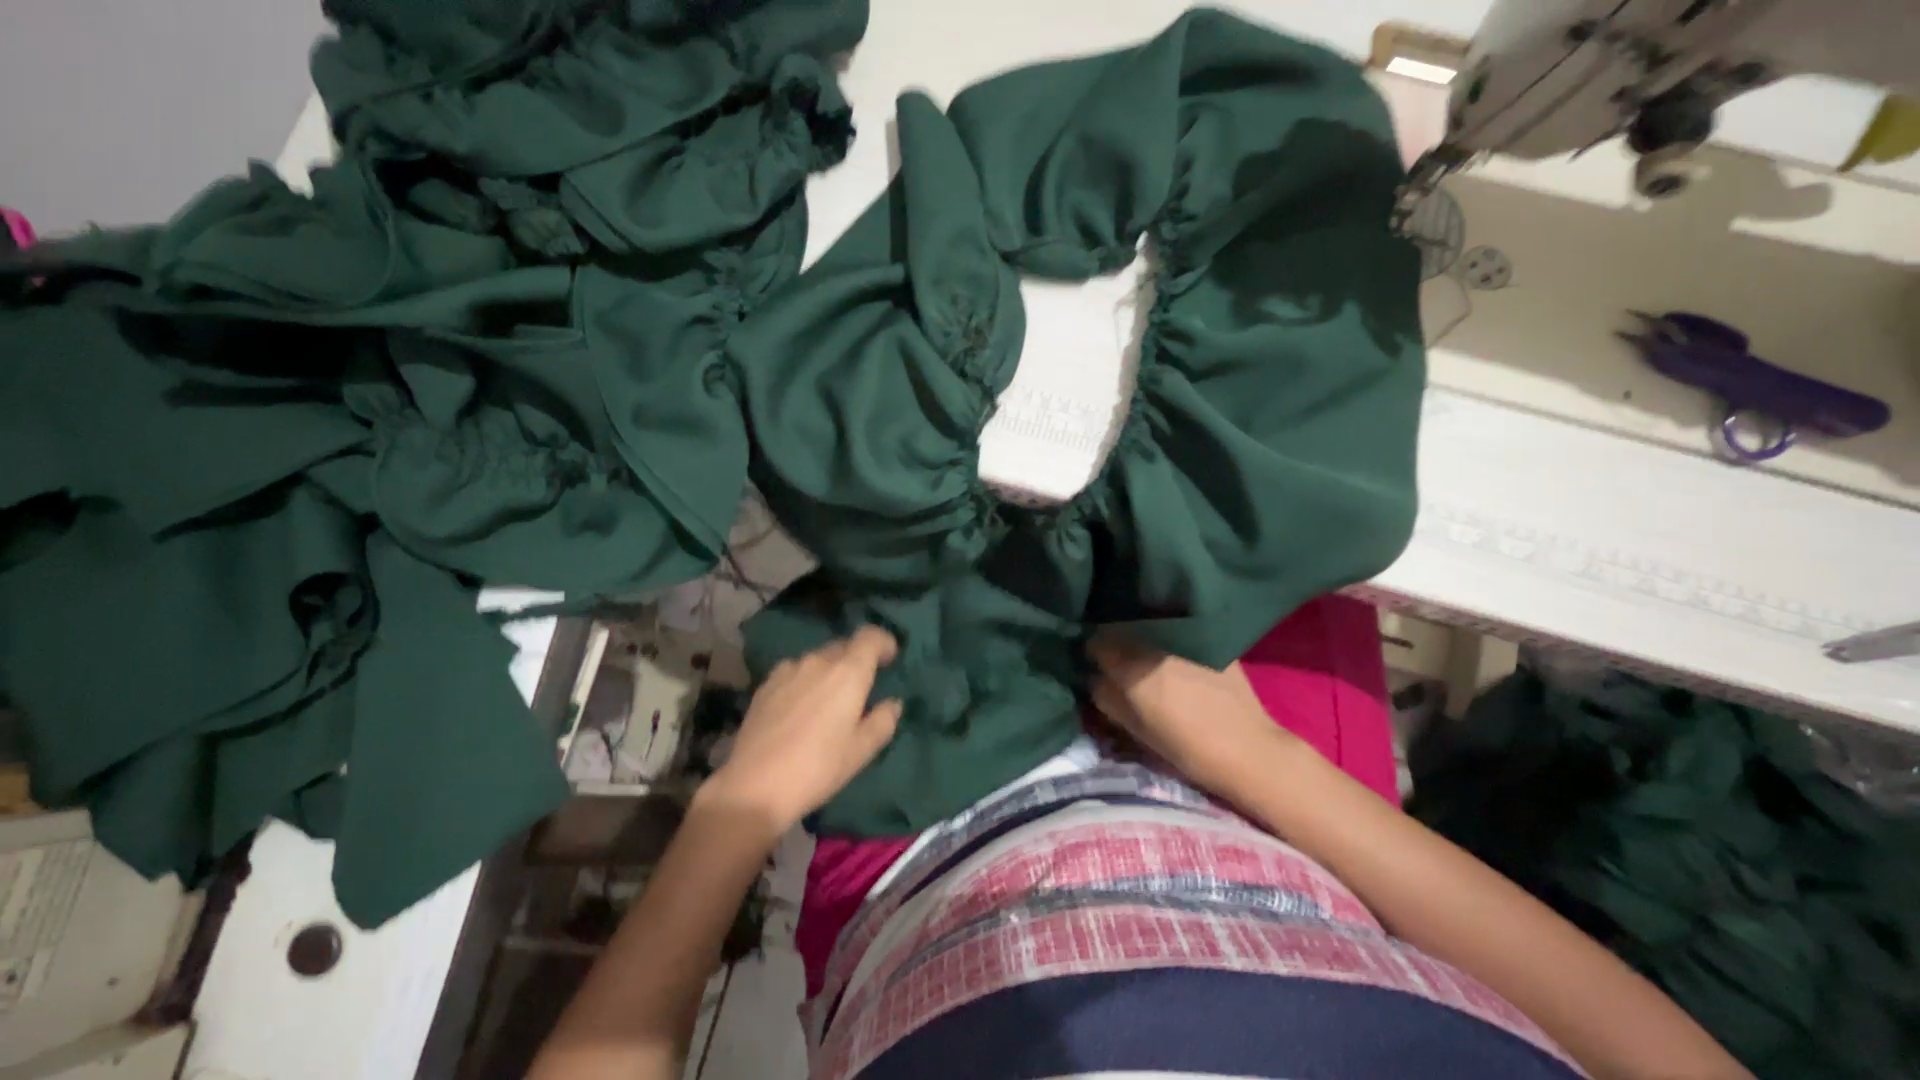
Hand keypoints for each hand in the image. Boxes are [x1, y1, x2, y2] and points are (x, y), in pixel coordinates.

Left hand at [703, 626, 902, 829]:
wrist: (755, 785)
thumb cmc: (818, 768)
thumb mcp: (861, 751)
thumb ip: (883, 721)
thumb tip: (891, 703)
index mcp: (847, 673)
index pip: (870, 636)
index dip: (884, 642)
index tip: (890, 660)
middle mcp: (817, 661)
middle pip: (844, 646)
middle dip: (858, 660)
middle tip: (862, 689)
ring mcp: (787, 671)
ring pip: (817, 659)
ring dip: (830, 671)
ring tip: (829, 701)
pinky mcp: (765, 685)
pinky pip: (795, 672)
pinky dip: (806, 681)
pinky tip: (801, 708)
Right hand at [1087, 637, 1303, 801]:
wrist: (1250, 752)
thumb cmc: (1187, 749)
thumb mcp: (1136, 730)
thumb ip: (1108, 699)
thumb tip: (1094, 678)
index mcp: (1135, 666)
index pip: (1098, 640)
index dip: (1092, 650)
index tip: (1092, 660)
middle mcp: (1158, 644)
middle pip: (1124, 628)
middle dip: (1116, 639)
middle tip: (1115, 658)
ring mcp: (1187, 637)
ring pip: (1151, 626)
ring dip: (1142, 635)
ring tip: (1142, 652)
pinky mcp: (1213, 640)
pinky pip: (1179, 630)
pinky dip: (1168, 637)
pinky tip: (1172, 653)